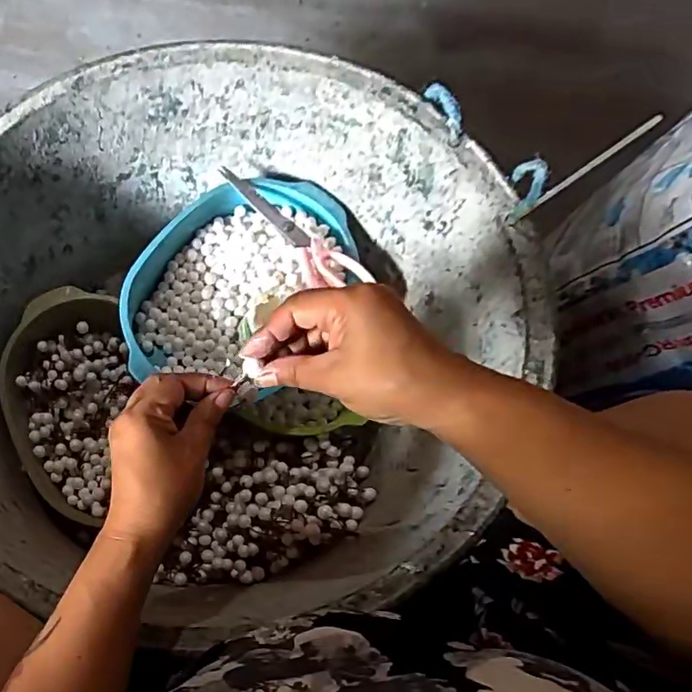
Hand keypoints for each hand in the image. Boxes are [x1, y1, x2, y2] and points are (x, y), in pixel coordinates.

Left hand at [104, 373, 233, 545]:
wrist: (139, 529)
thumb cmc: (168, 489)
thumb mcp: (193, 450)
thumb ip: (207, 416)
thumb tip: (224, 394)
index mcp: (140, 413)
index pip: (173, 382)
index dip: (203, 382)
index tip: (230, 391)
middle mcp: (126, 416)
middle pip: (159, 387)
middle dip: (190, 388)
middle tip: (218, 398)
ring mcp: (122, 431)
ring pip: (151, 402)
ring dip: (179, 402)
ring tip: (206, 412)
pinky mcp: (124, 446)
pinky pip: (146, 419)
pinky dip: (167, 416)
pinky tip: (186, 427)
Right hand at [240, 285, 464, 425]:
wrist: (442, 395)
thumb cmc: (388, 383)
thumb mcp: (332, 378)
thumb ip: (292, 371)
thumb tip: (262, 374)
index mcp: (348, 301)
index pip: (294, 309)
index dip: (267, 333)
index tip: (249, 356)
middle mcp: (360, 297)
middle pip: (307, 312)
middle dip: (281, 340)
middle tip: (260, 366)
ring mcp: (371, 310)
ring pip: (322, 324)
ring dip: (298, 347)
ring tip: (277, 371)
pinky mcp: (378, 325)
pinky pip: (338, 331)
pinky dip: (319, 349)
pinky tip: (302, 368)